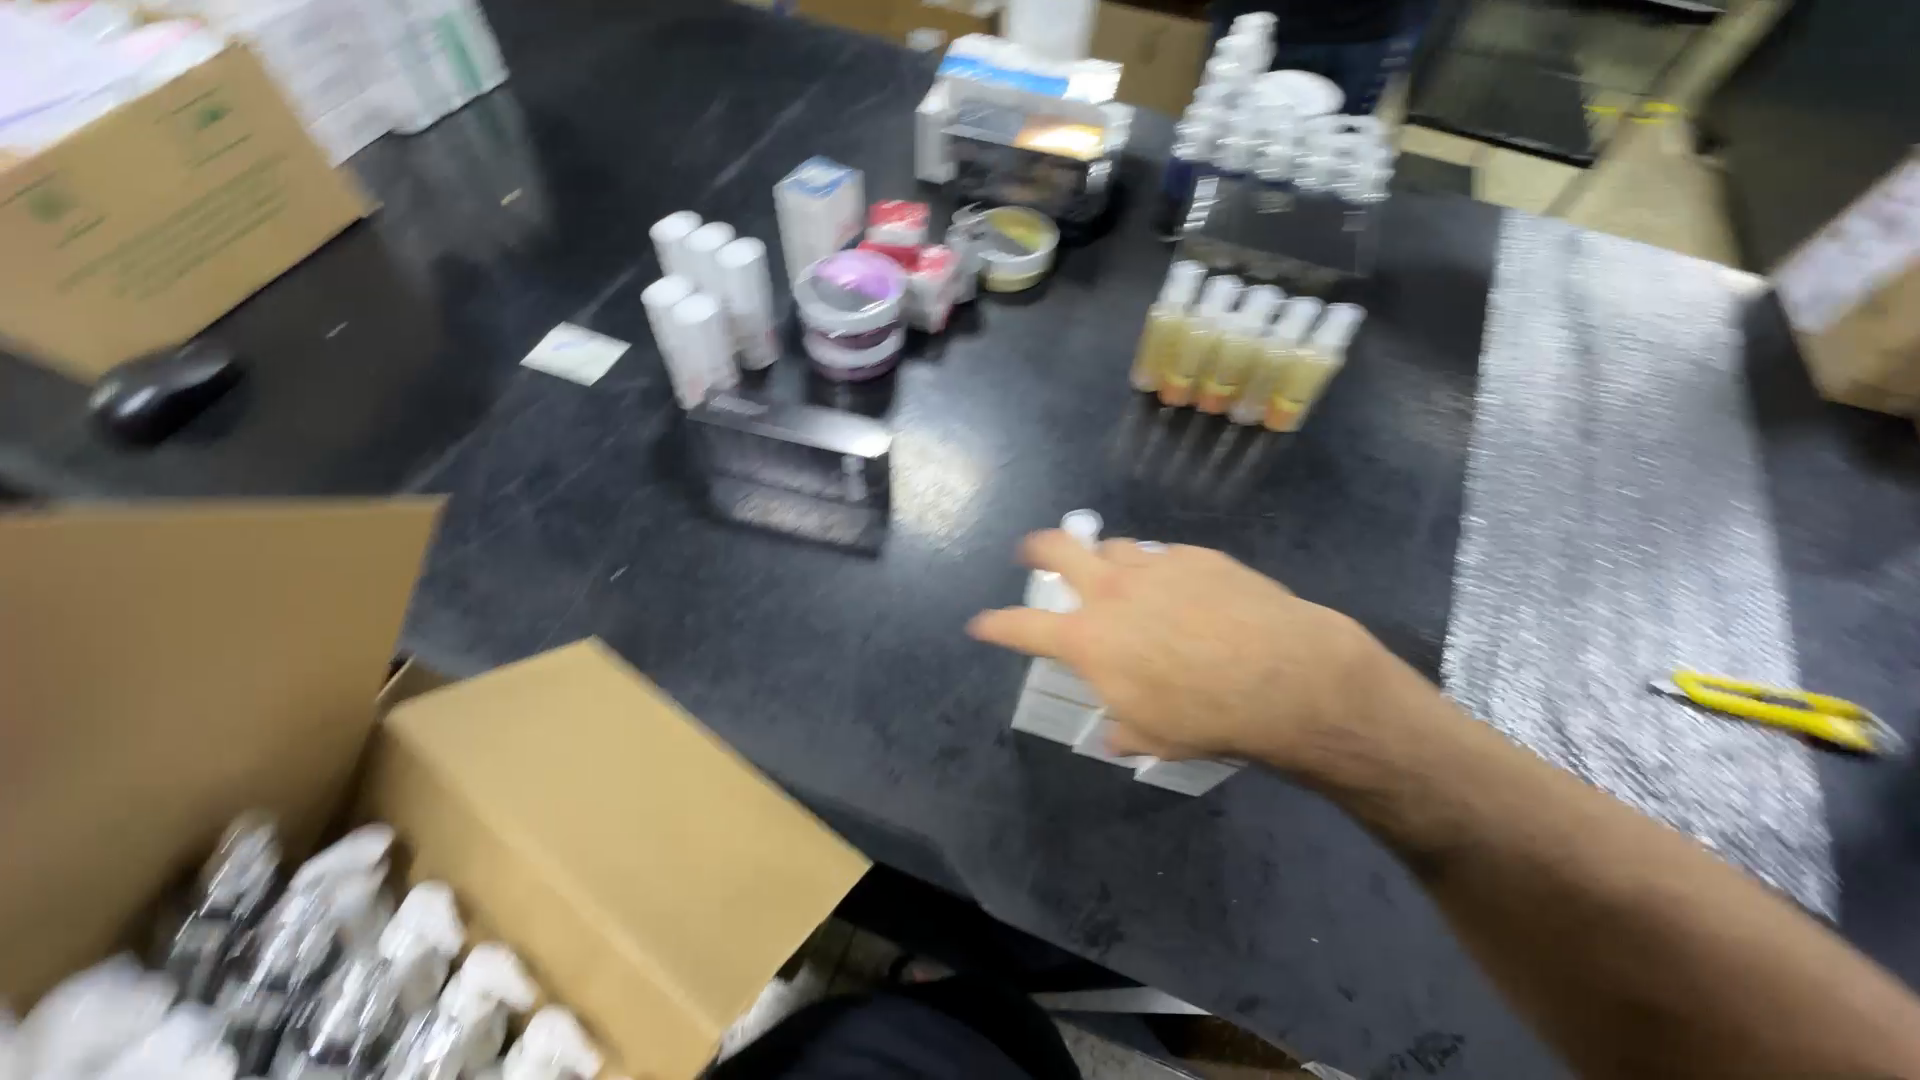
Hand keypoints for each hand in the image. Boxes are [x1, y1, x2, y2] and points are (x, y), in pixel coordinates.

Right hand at [967, 530, 1404, 768]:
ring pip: (1114, 547)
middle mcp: (1112, 591)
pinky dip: (1158, 568)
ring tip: (1115, 570)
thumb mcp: (1154, 737)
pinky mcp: (1199, 556)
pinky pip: (1165, 555)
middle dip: (1038, 549)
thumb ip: (1124, 730)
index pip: (1022, 626)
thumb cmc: (1207, 716)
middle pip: (1058, 550)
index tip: (982, 623)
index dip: (996, 625)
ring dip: (1104, 557)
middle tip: (1034, 553)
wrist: (1288, 677)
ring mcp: (1156, 566)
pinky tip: (1179, 586)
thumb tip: (1115, 734)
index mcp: (1088, 638)